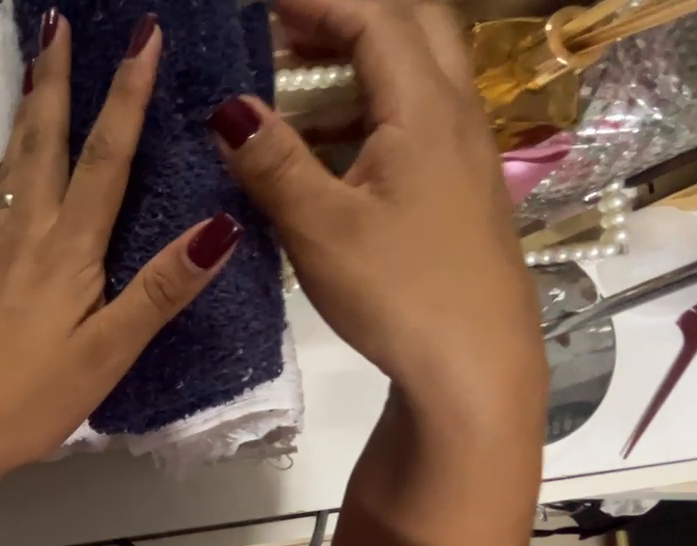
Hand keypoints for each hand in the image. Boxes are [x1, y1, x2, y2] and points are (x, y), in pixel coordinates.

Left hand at [0, 12, 242, 485]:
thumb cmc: (30, 401)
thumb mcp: (106, 355)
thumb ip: (159, 291)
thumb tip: (220, 226)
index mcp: (64, 250)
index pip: (103, 157)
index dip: (127, 96)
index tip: (145, 35)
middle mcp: (25, 236)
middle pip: (42, 142)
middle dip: (54, 78)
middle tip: (57, 23)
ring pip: (14, 165)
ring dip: (29, 111)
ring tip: (36, 70)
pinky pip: (0, 196)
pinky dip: (13, 160)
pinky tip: (16, 163)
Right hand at [209, 0, 544, 406]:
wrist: (470, 359)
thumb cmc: (397, 290)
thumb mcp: (321, 228)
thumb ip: (274, 164)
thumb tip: (226, 107)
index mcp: (425, 111)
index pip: (378, 19)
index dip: (320, 1)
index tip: (260, 6)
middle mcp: (453, 114)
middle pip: (408, 31)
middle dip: (342, 18)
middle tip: (277, 32)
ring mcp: (458, 151)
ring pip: (410, 77)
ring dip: (350, 65)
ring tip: (284, 84)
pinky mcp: (451, 187)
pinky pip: (407, 120)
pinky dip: (359, 112)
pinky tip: (318, 148)